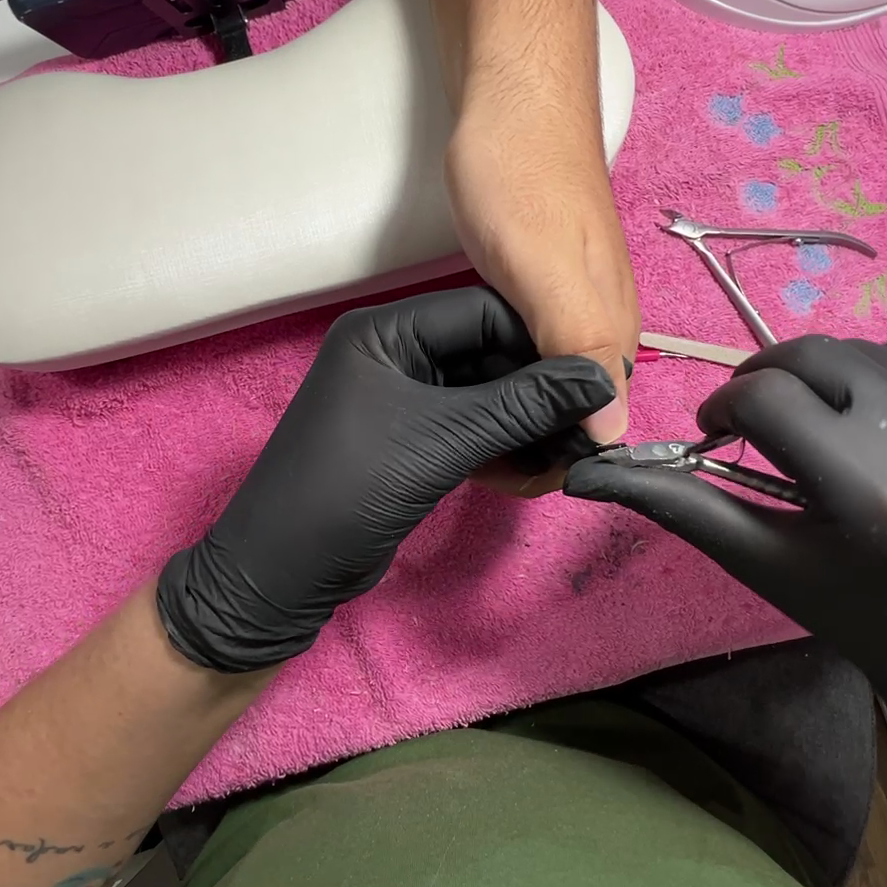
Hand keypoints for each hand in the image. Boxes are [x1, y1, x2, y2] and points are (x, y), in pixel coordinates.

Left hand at [158, 288, 615, 672]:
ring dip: (527, 424)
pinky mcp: (411, 440)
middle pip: (487, 354)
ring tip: (573, 453)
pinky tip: (540, 469)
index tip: (599, 377)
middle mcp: (394, 353)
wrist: (284, 573)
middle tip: (592, 424)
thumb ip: (524, 405)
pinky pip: (470, 429)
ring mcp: (402, 399)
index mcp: (387, 331)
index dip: (543, 342)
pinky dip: (503, 446)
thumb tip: (602, 381)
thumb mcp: (443, 439)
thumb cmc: (351, 488)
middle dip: (538, 391)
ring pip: (484, 396)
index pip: (484, 313)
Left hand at [445, 112, 638, 455]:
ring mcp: (565, 309)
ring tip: (464, 438)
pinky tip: (468, 391)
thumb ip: (578, 347)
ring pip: (544, 388)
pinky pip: (523, 357)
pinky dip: (499, 383)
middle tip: (474, 464)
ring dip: (511, 418)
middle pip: (572, 415)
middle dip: (530, 445)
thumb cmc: (523, 181)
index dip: (560, 461)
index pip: (599, 428)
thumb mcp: (548, 270)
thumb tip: (610, 435)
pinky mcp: (536, 292)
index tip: (509, 478)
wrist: (509, 100)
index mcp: (610, 335)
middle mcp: (596, 329)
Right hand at [565, 336, 886, 753]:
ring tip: (829, 428)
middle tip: (762, 414)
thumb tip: (586, 473)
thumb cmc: (856, 611)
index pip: (768, 398)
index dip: (727, 403)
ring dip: (833, 380)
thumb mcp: (762, 561)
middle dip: (773, 377)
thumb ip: (678, 503)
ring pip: (872, 350)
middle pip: (820, 355)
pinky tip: (886, 426)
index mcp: (876, 499)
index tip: (719, 426)